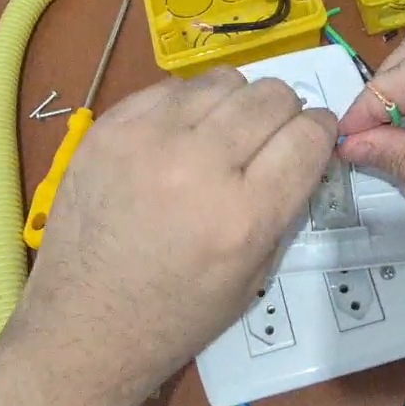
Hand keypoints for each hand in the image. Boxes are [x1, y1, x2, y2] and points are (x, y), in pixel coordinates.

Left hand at [5, 69, 335, 402]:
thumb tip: (300, 151)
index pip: (309, 136)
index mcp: (243, 215)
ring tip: (222, 132)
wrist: (82, 325)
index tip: (314, 138)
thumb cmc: (174, 316)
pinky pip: (172, 87)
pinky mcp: (109, 128)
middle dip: (285, 113)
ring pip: (225, 80)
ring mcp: (148, 140)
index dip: (322, 132)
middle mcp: (199, 166)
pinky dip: (188, 105)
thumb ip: (283, 207)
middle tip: (269, 137)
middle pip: (272, 97)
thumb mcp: (253, 278)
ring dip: (237, 103)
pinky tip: (179, 135)